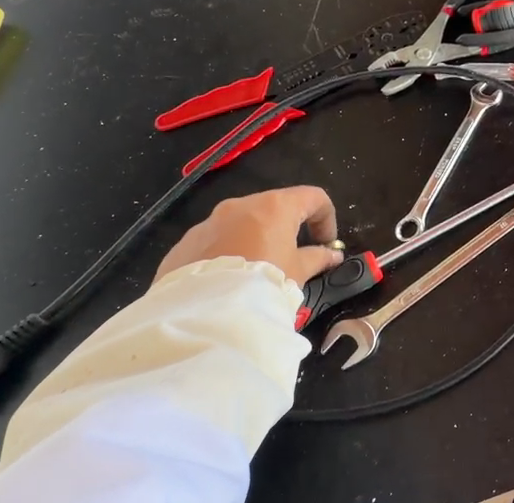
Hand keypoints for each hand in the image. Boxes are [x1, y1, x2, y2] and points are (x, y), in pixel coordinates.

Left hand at [156, 186, 343, 284]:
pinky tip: (225, 280)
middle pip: (273, 207)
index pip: (313, 198)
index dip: (326, 217)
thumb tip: (331, 255)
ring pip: (239, 225)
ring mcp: (207, 224)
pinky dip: (224, 253)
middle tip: (291, 254)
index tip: (326, 242)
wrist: (202, 315)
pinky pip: (212, 242)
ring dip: (252, 239)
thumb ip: (317, 258)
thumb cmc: (263, 282)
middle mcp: (240, 206)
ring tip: (254, 269)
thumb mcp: (299, 271)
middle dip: (286, 227)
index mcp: (275, 205)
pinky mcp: (182, 246)